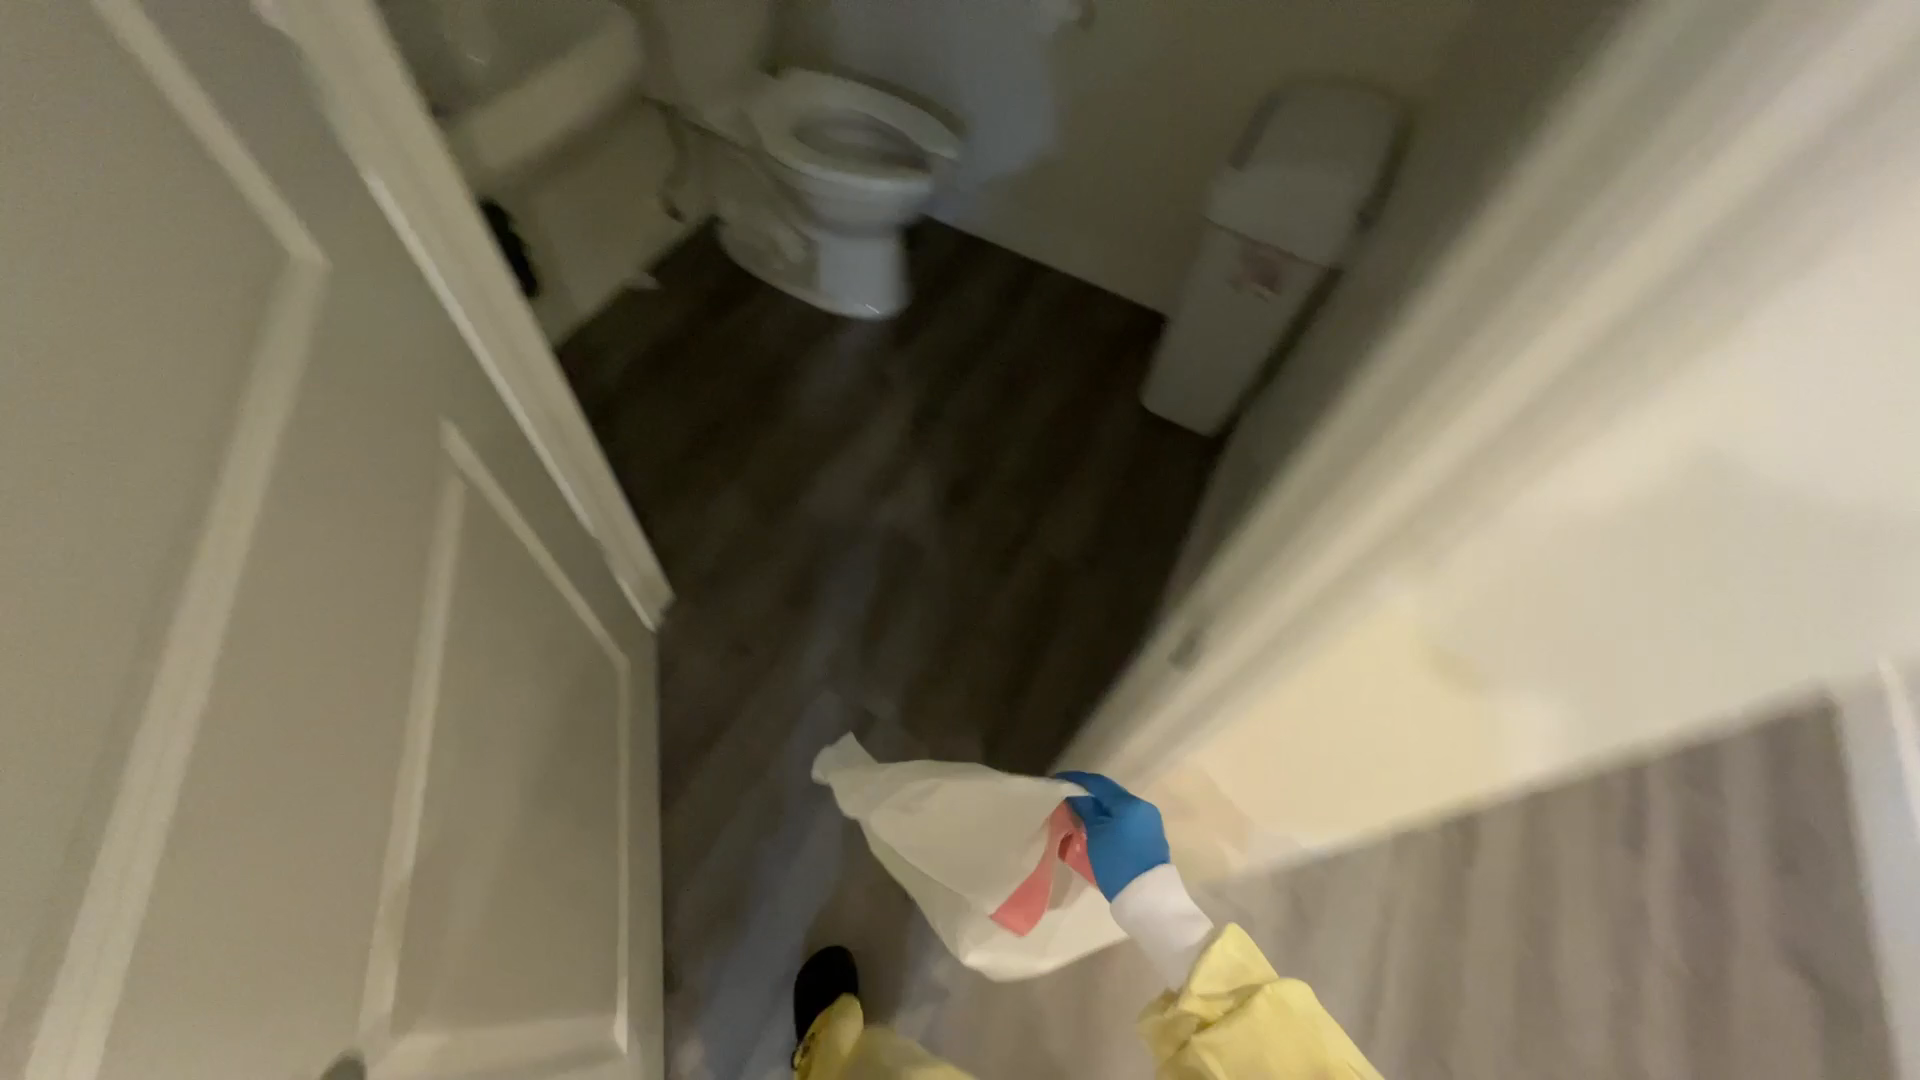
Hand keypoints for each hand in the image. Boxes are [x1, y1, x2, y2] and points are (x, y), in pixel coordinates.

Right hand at [1056, 771, 1170, 900]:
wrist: (1147, 899)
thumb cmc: (1117, 863)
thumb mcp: (1095, 834)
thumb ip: (1085, 809)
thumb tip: (1075, 795)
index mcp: (1130, 803)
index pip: (1098, 783)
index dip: (1076, 780)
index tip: (1056, 780)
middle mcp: (1143, 807)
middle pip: (1109, 794)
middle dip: (1086, 794)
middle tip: (1065, 798)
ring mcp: (1148, 822)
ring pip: (1116, 808)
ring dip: (1097, 808)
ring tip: (1076, 813)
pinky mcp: (1149, 837)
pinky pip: (1124, 819)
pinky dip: (1108, 819)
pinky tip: (1093, 826)